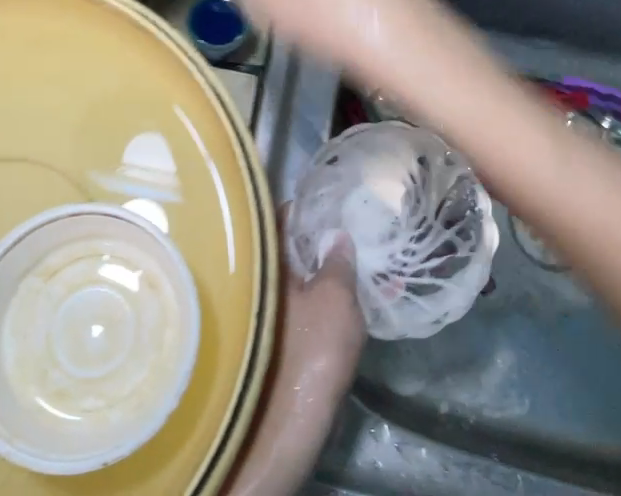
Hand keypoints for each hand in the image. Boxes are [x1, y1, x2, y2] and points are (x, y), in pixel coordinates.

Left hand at [225, 216, 364, 495]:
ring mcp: (264, 309)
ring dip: (327, 268)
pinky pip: (302, 302)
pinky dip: (325, 296)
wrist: (286, 422)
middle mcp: (256, 279)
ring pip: (298, 276)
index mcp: (263, 261)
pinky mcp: (276, 336)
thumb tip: (337, 234)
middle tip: (354, 225)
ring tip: (364, 258)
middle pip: (289, 247)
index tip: (333, 199)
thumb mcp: (335, 300)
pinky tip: (355, 296)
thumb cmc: (309, 349)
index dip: (308, 206)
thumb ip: (338, 262)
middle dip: (320, 237)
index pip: (281, 217)